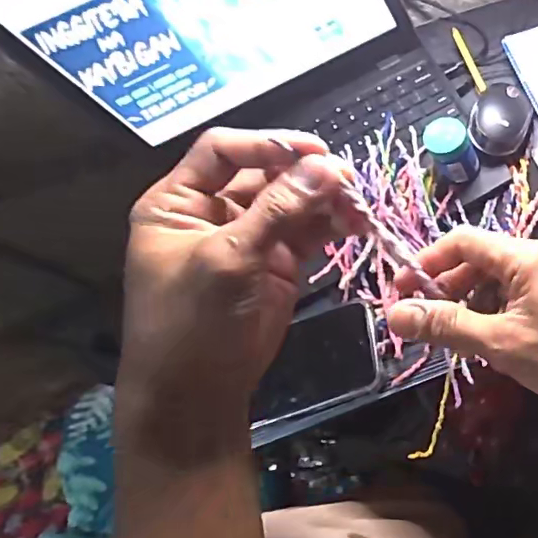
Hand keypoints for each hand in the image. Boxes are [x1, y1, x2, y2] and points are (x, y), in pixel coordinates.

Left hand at [119, 128, 364, 455]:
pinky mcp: (279, 261)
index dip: (267, 144)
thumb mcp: (229, 259)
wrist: (198, 392)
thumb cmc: (191, 323)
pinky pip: (310, 231)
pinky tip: (357, 223)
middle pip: (266, 173)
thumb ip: (278, 210)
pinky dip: (334, 225)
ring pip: (295, 201)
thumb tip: (327, 167)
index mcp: (179, 202)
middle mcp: (215, 211)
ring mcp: (251, 236)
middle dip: (307, 174)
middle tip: (348, 181)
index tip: (315, 152)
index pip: (223, 151)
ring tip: (358, 206)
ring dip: (327, 199)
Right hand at [386, 227, 537, 404]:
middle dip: (446, 289)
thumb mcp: (501, 343)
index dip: (426, 262)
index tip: (401, 291)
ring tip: (457, 338)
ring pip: (494, 280)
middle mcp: (536, 256)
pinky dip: (494, 311)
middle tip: (426, 324)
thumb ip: (447, 326)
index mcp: (523, 256)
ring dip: (469, 304)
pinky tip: (490, 340)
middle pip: (476, 260)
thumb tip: (395, 314)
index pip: (461, 241)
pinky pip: (514, 293)